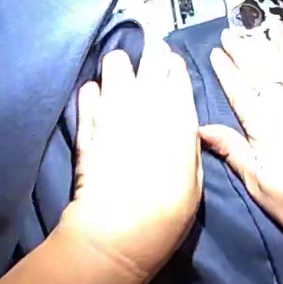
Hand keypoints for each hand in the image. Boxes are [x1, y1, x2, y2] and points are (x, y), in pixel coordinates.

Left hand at [57, 42, 202, 283]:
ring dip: (121, 65)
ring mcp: (113, 109)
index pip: (177, 72)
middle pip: (150, 59)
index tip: (172, 63)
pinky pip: (88, 91)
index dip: (174, 64)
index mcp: (178, 116)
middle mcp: (147, 103)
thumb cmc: (166, 213)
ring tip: (121, 71)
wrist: (116, 230)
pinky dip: (93, 90)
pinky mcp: (87, 122)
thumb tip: (183, 126)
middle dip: (152, 52)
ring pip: (115, 64)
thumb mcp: (195, 180)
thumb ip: (189, 144)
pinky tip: (96, 95)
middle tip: (151, 53)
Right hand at [201, 22, 282, 259]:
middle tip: (235, 31)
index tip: (217, 52)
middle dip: (246, 51)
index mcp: (264, 127)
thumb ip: (233, 151)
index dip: (227, 71)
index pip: (240, 92)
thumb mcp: (259, 183)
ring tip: (274, 27)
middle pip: (263, 75)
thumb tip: (202, 129)